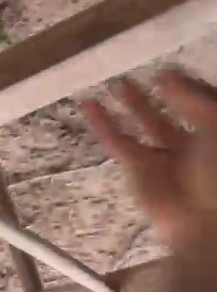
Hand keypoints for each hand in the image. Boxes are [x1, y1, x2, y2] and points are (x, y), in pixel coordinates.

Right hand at [84, 68, 216, 248]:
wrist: (208, 224)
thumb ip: (194, 102)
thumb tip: (165, 75)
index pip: (211, 104)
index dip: (194, 86)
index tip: (172, 67)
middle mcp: (204, 145)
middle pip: (183, 113)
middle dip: (167, 93)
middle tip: (148, 71)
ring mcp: (171, 157)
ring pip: (149, 124)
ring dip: (133, 104)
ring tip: (115, 82)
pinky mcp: (140, 166)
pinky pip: (117, 139)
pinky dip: (101, 122)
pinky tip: (87, 103)